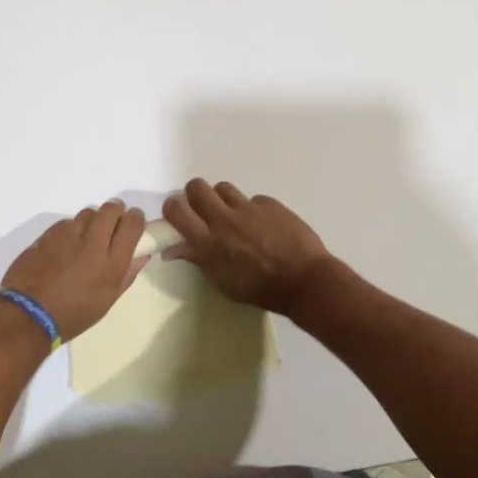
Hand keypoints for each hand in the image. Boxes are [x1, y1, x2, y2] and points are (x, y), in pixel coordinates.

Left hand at [0, 201, 148, 340]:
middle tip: (112, 223)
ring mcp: (68, 236)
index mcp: (112, 264)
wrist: (28, 315)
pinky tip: (65, 246)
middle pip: (111, 209)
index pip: (132, 224)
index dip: (136, 219)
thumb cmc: (72, 316)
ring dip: (92, 220)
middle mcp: (93, 244)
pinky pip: (66, 223)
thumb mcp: (106, 301)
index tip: (133, 223)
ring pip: (88, 212)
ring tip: (87, 237)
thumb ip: (126, 275)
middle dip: (115, 211)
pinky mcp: (47, 235)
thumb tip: (141, 255)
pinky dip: (71, 229)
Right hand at [163, 179, 334, 316]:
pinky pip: (252, 200)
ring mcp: (248, 208)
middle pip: (196, 187)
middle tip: (202, 209)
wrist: (305, 281)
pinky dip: (252, 210)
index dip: (172, 208)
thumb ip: (198, 260)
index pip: (176, 209)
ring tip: (232, 215)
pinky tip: (262, 226)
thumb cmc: (260, 290)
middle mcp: (224, 219)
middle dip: (194, 194)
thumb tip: (171, 250)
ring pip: (223, 187)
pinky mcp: (270, 204)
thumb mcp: (223, 282)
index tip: (178, 215)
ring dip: (222, 199)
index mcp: (208, 242)